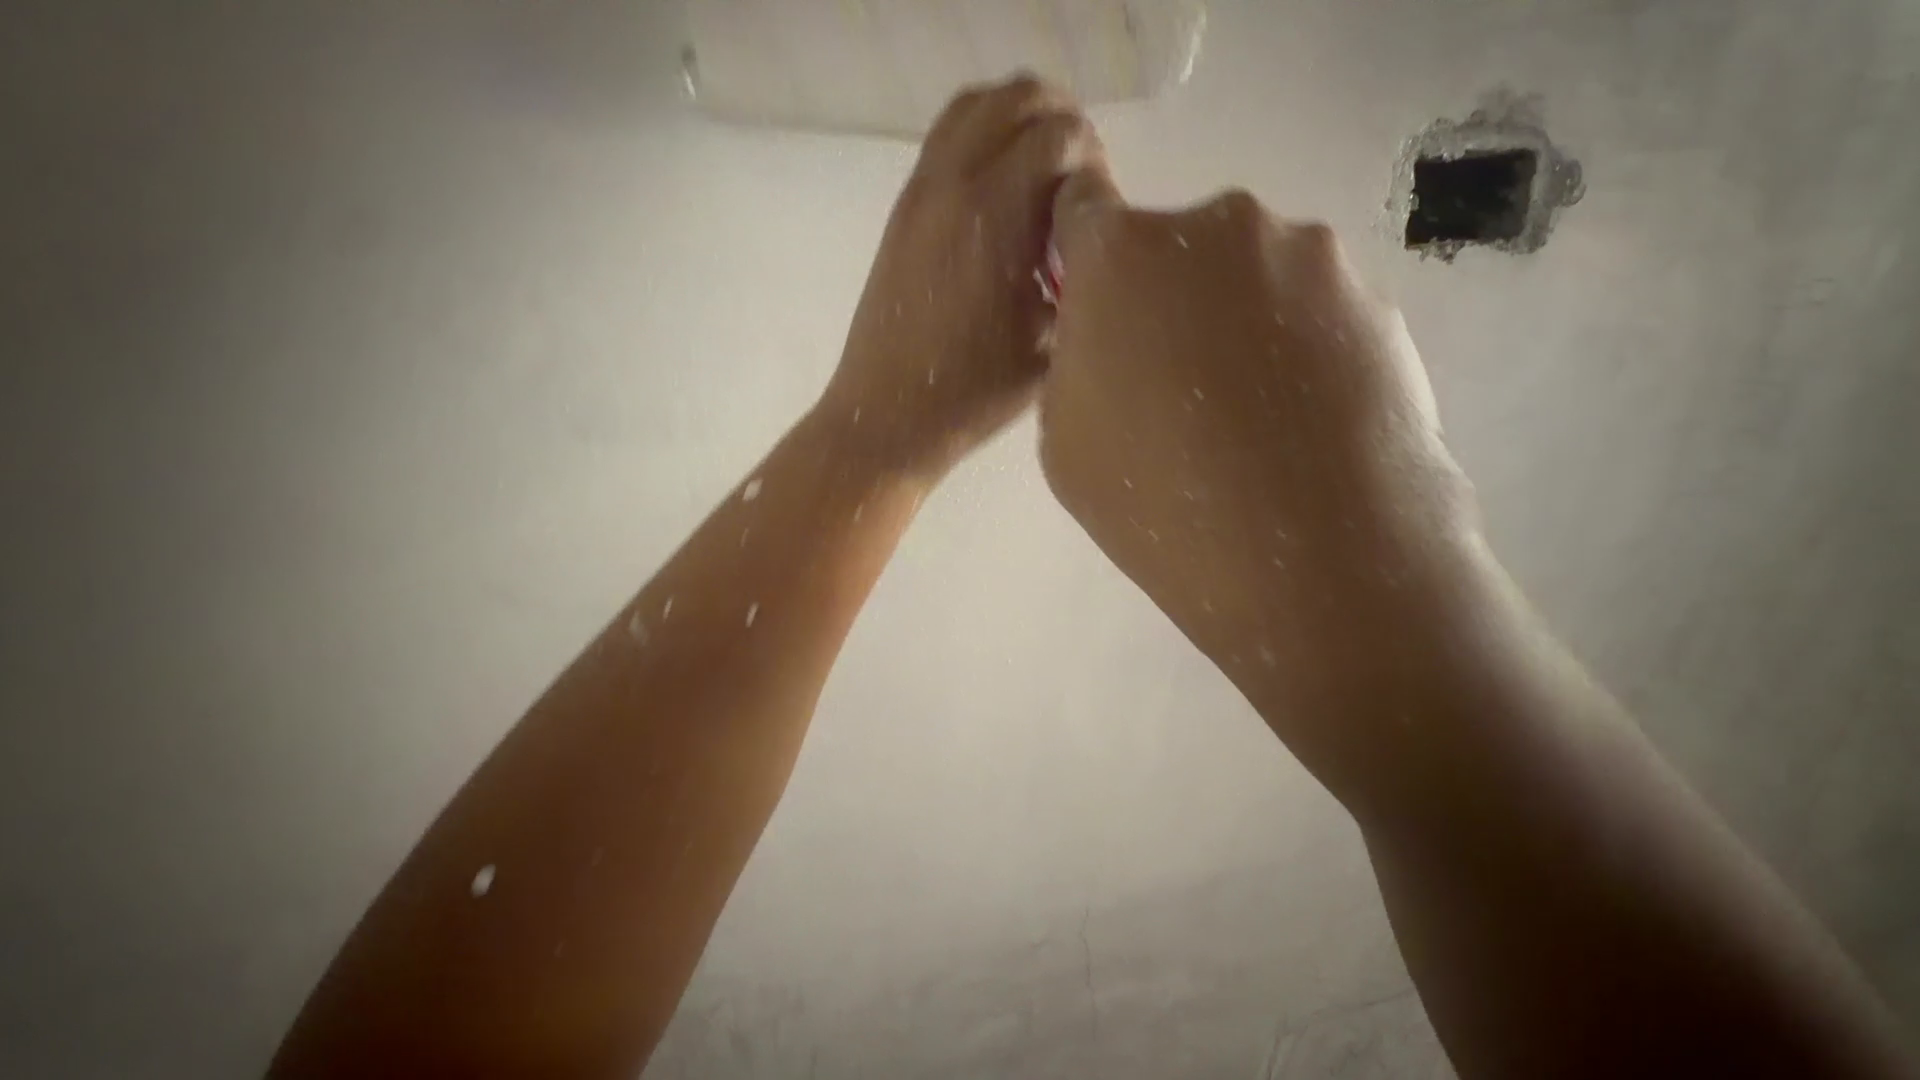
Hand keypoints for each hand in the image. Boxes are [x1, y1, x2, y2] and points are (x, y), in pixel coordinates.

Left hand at [814, 76, 1099, 479]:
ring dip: (1017, 122)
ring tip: (1042, 177)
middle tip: (1077, 183)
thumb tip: (1095, 235)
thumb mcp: (1051, 339)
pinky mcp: (902, 211)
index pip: (1061, 133)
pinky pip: (946, 140)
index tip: (1099, 208)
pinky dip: (983, 141)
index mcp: (994, 211)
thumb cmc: (975, 392)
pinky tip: (1003, 199)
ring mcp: (920, 192)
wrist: (887, 417)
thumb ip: (1081, 272)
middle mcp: (952, 182)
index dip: (1094, 159)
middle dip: (1061, 124)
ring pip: (974, 106)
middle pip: (1018, 97)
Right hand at [1037, 171, 1487, 777]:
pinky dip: (1301, 346)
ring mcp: (1306, 255)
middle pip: (1173, 245)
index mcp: (1119, 253)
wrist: (1311, 552)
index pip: (1083, 207)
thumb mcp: (1062, 437)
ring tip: (1256, 414)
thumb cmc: (1154, 500)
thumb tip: (1111, 336)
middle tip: (1182, 385)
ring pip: (1250, 273)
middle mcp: (1215, 224)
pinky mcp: (1372, 296)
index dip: (1083, 249)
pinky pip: (1311, 308)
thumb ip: (1076, 358)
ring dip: (1241, 319)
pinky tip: (1306, 419)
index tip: (1094, 297)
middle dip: (1168, 296)